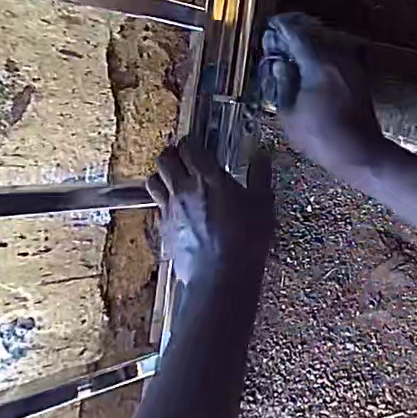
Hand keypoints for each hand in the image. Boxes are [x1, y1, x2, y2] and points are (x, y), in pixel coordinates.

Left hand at [144, 135, 273, 284]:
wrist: (221, 275)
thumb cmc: (245, 240)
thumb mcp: (262, 204)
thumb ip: (259, 176)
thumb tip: (262, 156)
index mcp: (208, 178)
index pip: (190, 147)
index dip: (193, 142)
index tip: (200, 144)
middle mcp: (184, 189)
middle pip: (165, 159)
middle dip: (174, 154)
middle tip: (185, 157)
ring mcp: (170, 209)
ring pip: (153, 180)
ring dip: (163, 175)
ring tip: (176, 179)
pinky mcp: (163, 228)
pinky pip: (157, 206)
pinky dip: (164, 201)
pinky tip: (178, 208)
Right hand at [257, 13, 396, 179]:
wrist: (360, 152)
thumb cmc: (322, 137)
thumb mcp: (290, 113)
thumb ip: (282, 82)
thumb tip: (279, 64)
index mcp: (319, 64)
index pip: (295, 35)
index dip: (280, 31)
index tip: (269, 31)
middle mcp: (340, 58)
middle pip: (313, 36)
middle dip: (295, 38)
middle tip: (278, 44)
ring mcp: (354, 66)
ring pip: (328, 45)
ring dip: (311, 47)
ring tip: (294, 57)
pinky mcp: (362, 78)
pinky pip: (340, 58)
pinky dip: (326, 59)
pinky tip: (315, 71)